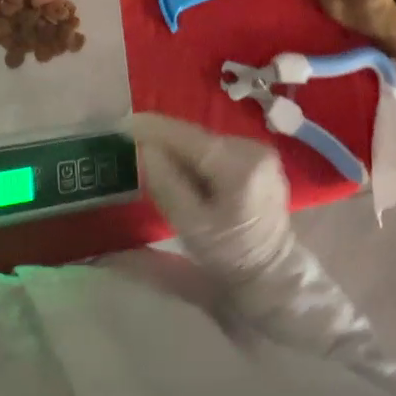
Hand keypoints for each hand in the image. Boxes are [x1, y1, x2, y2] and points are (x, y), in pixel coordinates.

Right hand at [127, 113, 293, 278]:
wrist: (271, 271)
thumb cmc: (230, 255)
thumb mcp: (192, 226)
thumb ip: (166, 184)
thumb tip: (144, 149)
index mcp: (239, 165)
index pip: (188, 135)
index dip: (154, 128)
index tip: (123, 124)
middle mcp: (253, 148)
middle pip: (197, 137)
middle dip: (165, 141)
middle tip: (130, 146)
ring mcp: (260, 150)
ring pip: (206, 142)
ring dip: (180, 149)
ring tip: (152, 159)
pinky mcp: (259, 158)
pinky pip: (219, 149)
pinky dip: (198, 157)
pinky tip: (183, 171)